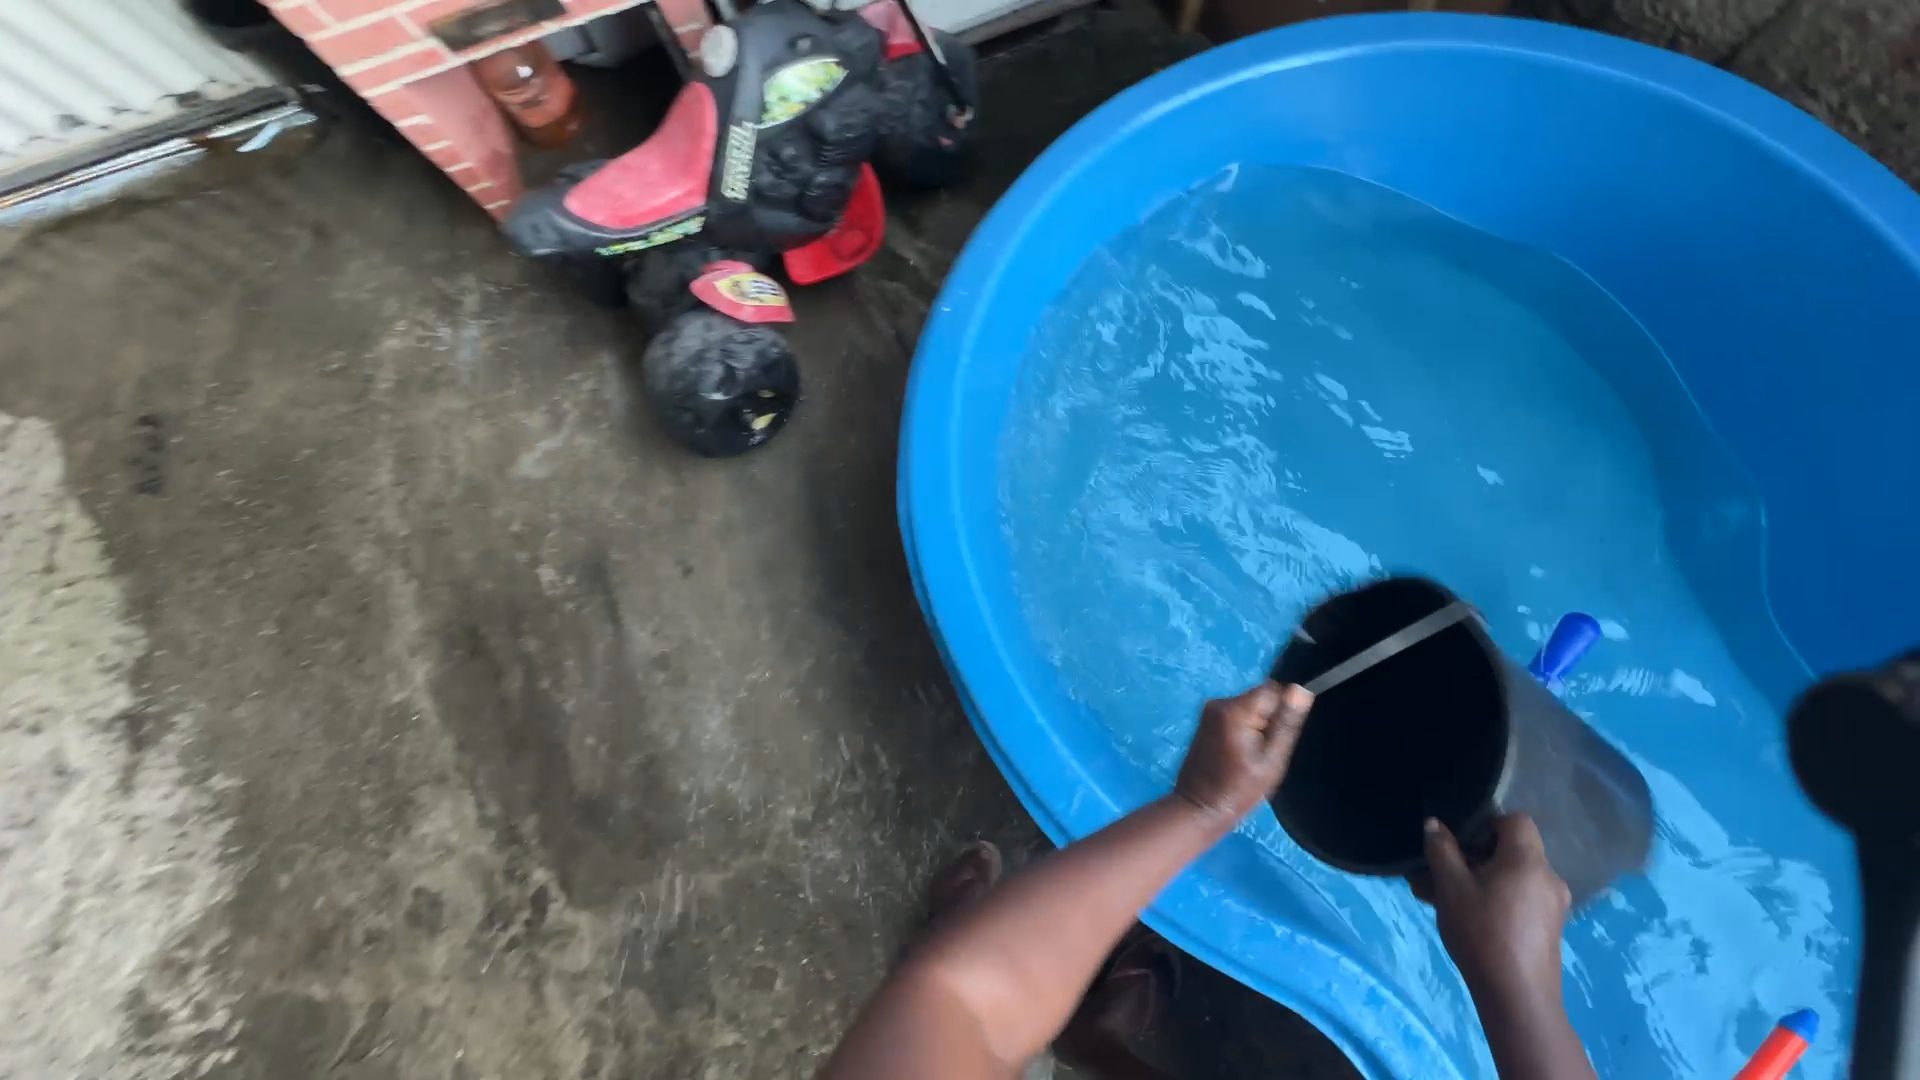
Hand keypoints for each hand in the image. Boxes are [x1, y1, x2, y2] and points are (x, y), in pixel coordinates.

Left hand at [1173, 682, 1313, 825]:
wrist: (1199, 806)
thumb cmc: (1239, 789)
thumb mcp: (1271, 760)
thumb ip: (1286, 723)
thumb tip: (1300, 690)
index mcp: (1233, 709)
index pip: (1272, 690)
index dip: (1284, 711)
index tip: (1281, 736)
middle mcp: (1218, 702)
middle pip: (1260, 697)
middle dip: (1270, 718)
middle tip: (1268, 750)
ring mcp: (1209, 710)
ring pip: (1250, 705)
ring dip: (1258, 724)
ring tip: (1256, 753)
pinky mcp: (1206, 719)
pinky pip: (1237, 713)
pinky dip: (1245, 727)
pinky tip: (1243, 751)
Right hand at [1416, 815, 1571, 1004]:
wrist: (1517, 996)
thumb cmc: (1482, 931)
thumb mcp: (1450, 885)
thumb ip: (1441, 848)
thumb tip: (1435, 825)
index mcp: (1528, 861)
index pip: (1515, 820)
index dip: (1486, 822)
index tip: (1458, 840)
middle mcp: (1548, 878)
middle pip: (1510, 849)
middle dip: (1472, 854)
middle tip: (1439, 870)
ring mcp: (1551, 905)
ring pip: (1508, 876)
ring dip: (1475, 877)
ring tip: (1438, 894)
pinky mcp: (1547, 927)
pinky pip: (1516, 896)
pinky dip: (1490, 896)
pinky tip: (1461, 913)